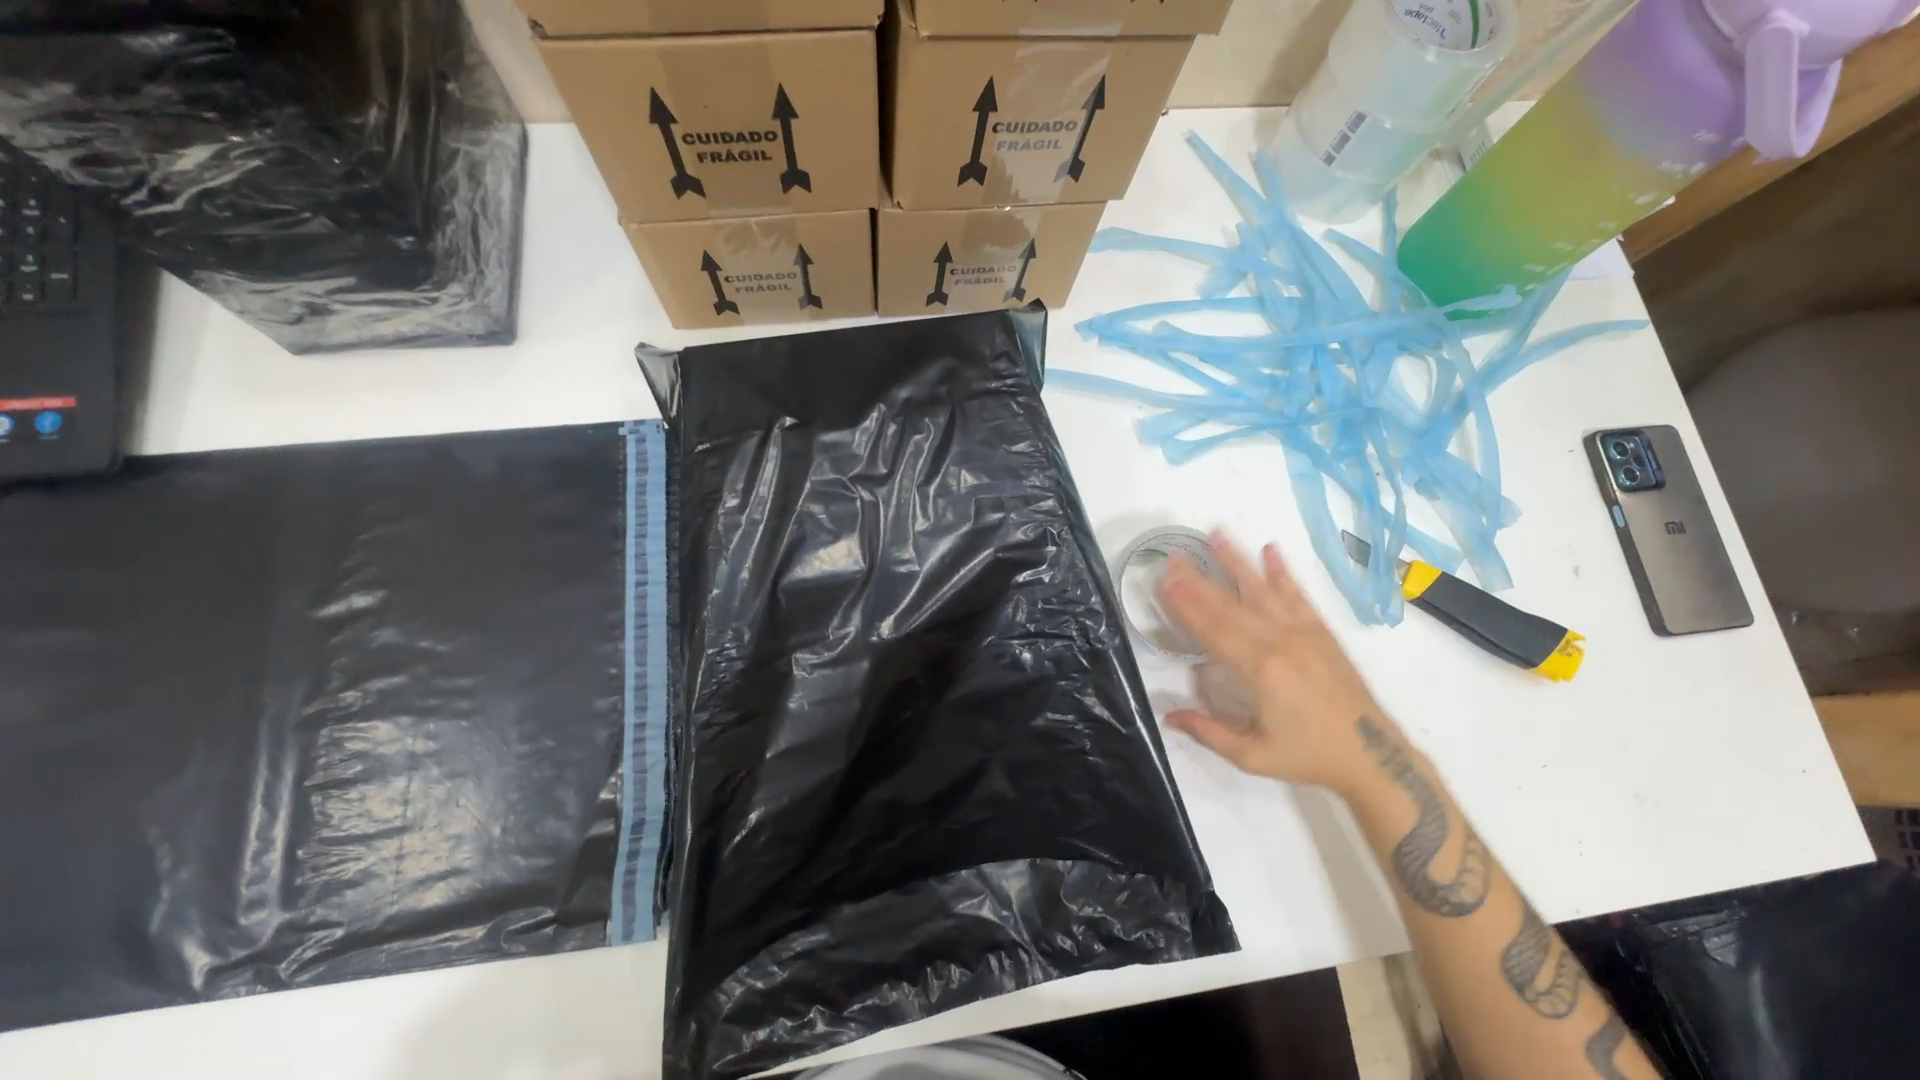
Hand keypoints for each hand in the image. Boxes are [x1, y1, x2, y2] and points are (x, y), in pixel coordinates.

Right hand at [1156, 532, 1388, 793]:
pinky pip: (1298, 596)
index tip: (1164, 582)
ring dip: (1237, 561)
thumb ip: (1209, 732)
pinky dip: (1283, 572)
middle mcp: (1280, 642)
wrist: (1371, 755)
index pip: (1212, 630)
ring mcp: (1303, 633)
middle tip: (1174, 556)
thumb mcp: (1252, 756)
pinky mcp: (1321, 632)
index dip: (1185, 606)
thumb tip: (1168, 714)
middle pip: (1230, 605)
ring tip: (1217, 532)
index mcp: (1259, 670)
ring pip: (1263, 590)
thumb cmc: (1308, 756)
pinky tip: (1270, 551)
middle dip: (1199, 579)